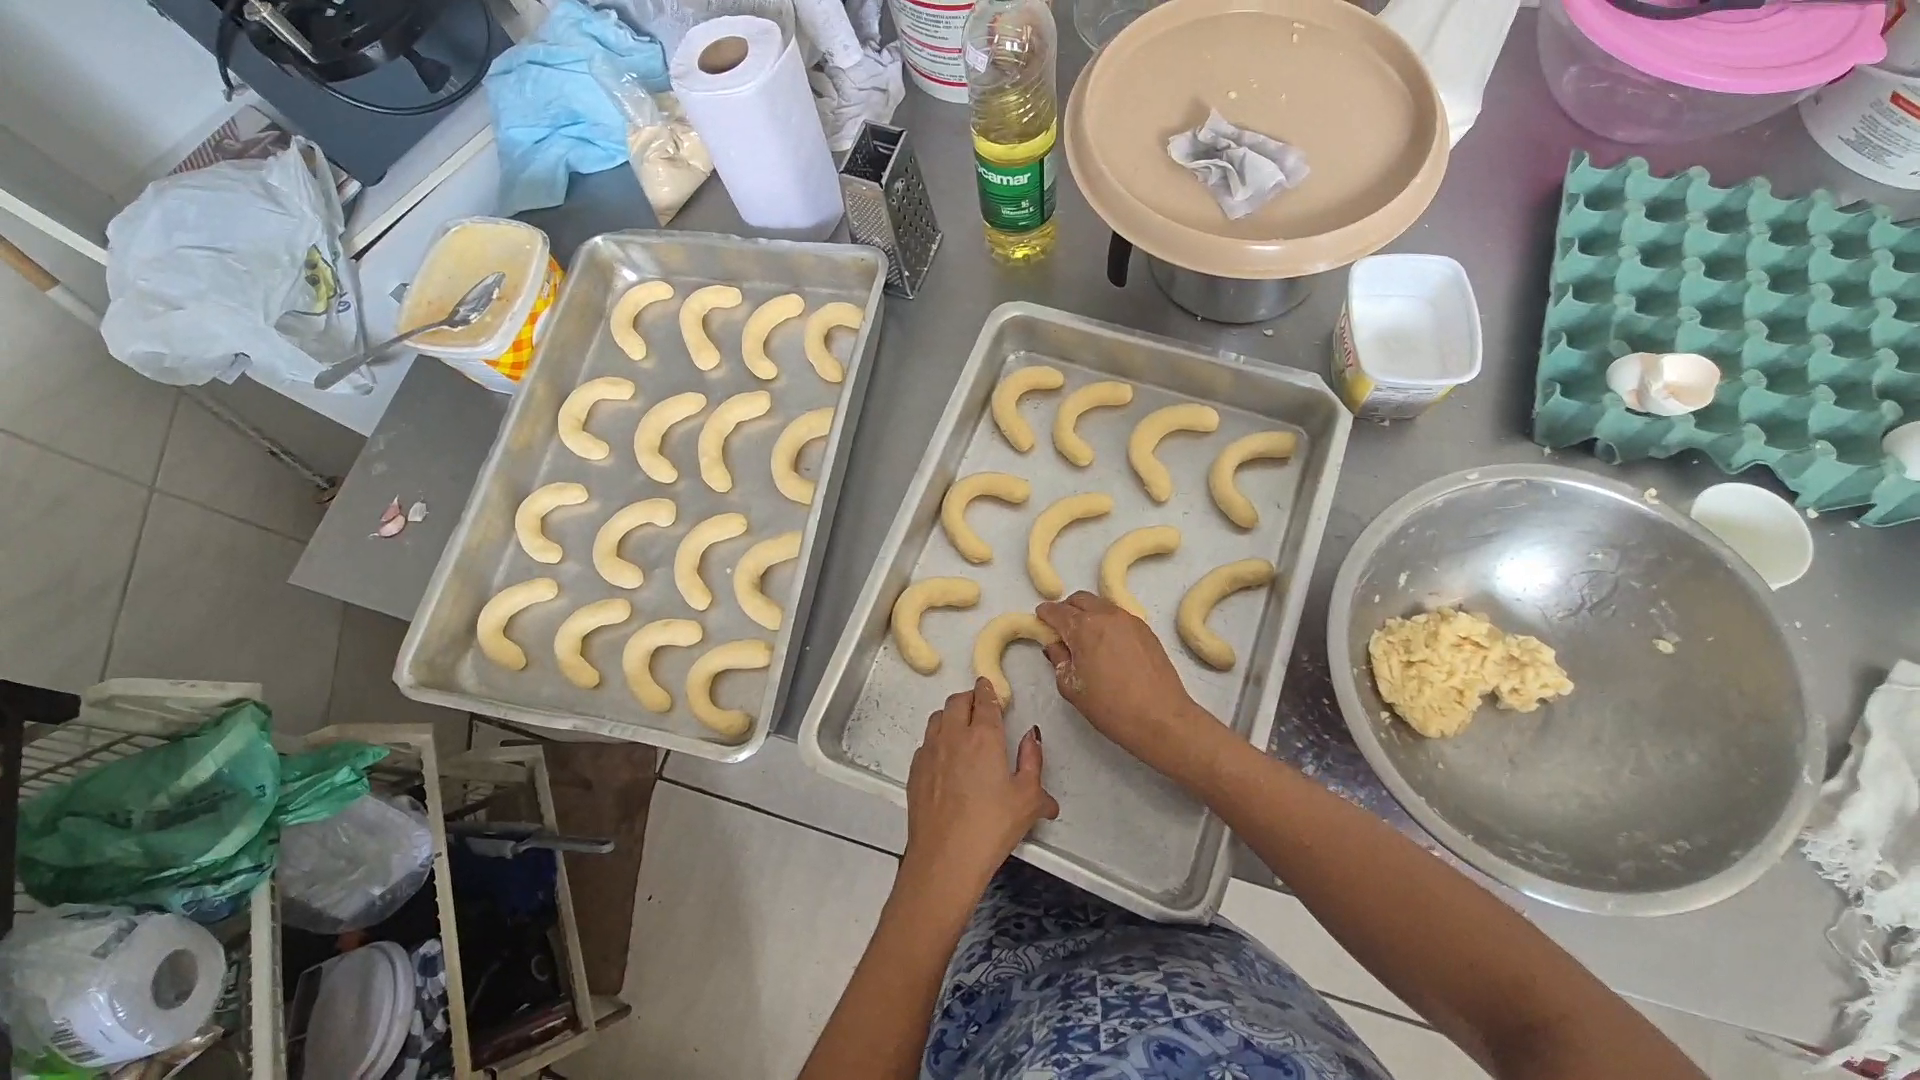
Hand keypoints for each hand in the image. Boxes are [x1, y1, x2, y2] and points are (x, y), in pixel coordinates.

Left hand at [902, 678, 1057, 898]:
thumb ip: (1033, 761)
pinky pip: (925, 743)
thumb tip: (1033, 738)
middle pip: (957, 701)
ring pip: (937, 718)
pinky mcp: (915, 771)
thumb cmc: (991, 828)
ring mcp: (930, 753)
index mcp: (984, 737)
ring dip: (950, 715)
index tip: (989, 687)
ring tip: (962, 726)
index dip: (988, 690)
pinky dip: (936, 740)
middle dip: (969, 698)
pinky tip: (945, 757)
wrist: (946, 857)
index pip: (985, 700)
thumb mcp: (1029, 798)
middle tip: (979, 704)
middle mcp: (953, 737)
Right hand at [1036, 592, 1221, 780]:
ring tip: (1084, 637)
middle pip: (1080, 599)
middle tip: (1060, 627)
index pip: (1057, 611)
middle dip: (1066, 608)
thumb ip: (1059, 659)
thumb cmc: (1110, 707)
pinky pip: (1119, 616)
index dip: (1045, 614)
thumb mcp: (1071, 687)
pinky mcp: (1146, 630)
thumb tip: (1056, 645)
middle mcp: (1106, 616)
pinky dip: (1107, 622)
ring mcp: (1130, 620)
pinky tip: (1106, 644)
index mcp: (1083, 627)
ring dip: (1088, 613)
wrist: (1160, 717)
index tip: (1040, 618)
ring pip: (1101, 605)